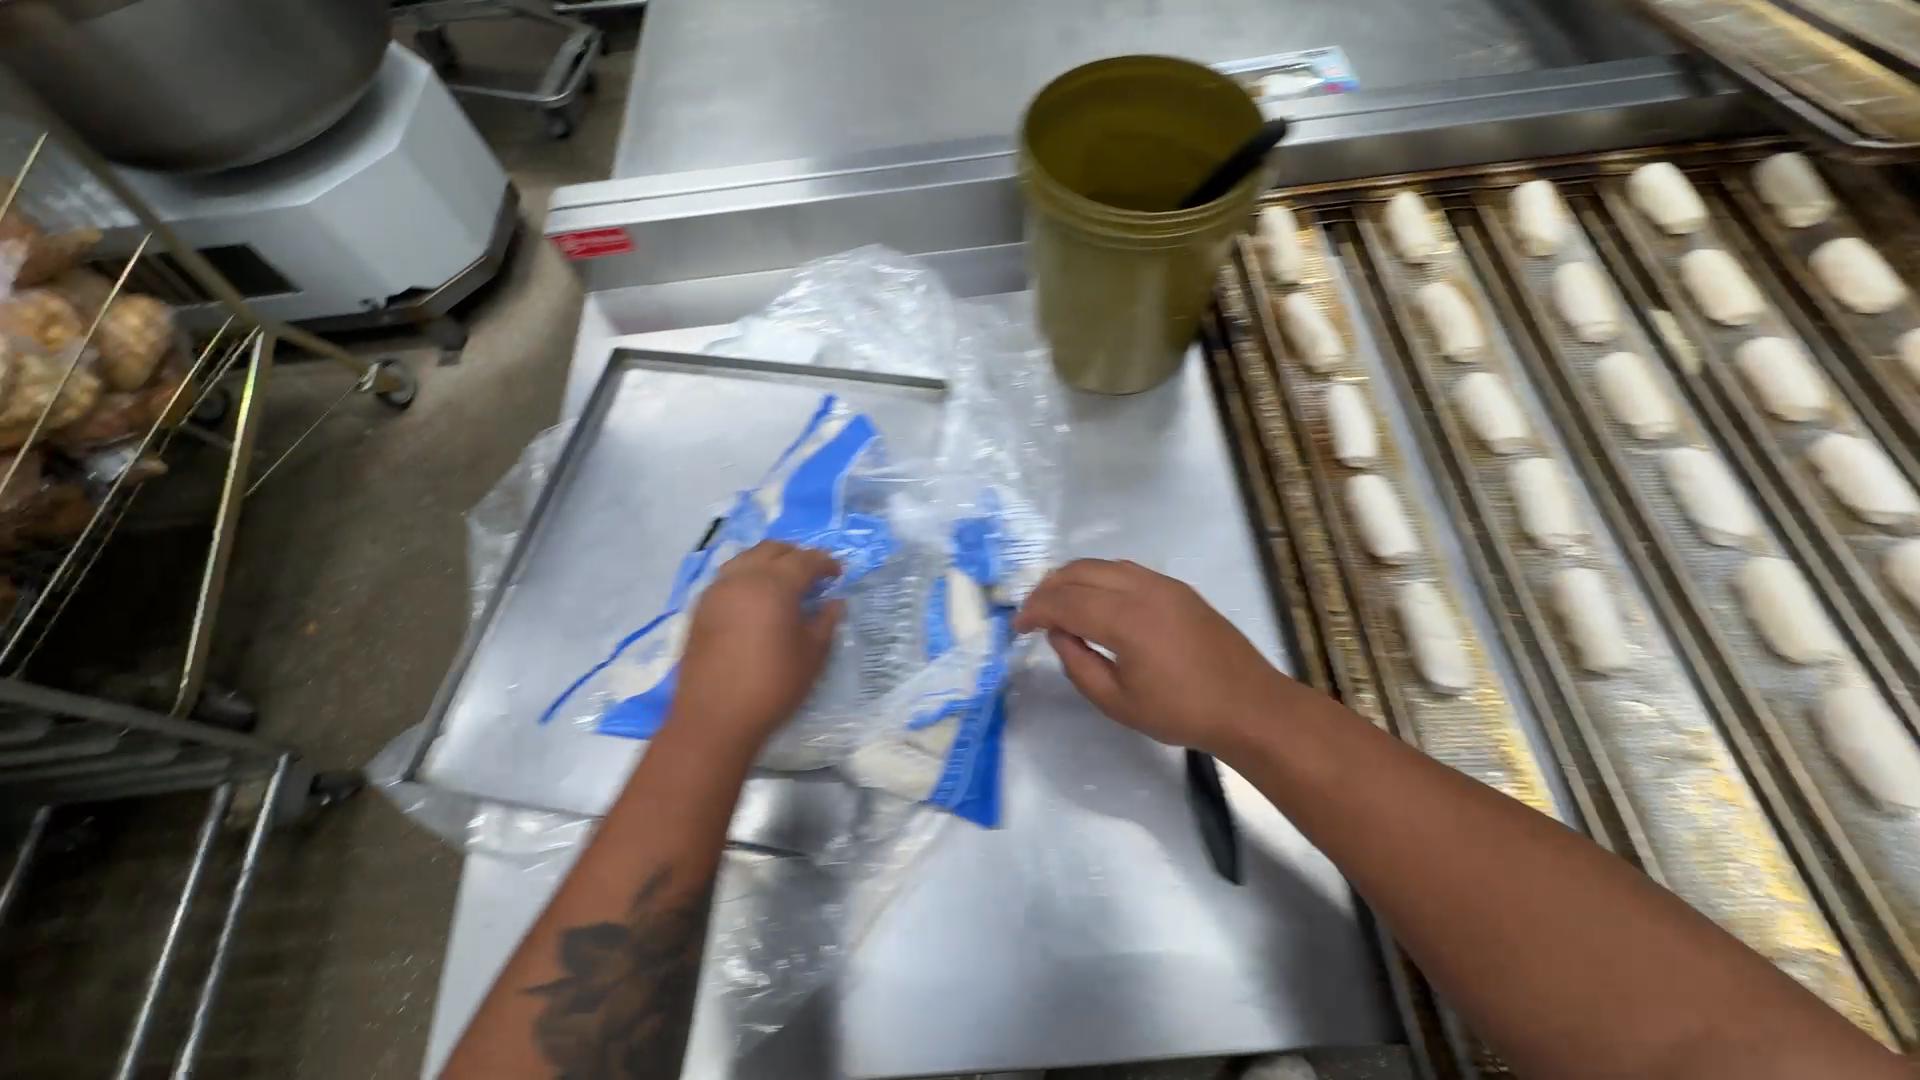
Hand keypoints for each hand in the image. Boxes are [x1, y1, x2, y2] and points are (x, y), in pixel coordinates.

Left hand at [667, 541, 843, 753]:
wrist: (715, 717)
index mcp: (774, 585)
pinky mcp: (700, 609)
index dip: (825, 563)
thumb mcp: (812, 655)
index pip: (805, 560)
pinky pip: (727, 577)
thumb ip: (825, 621)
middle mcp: (742, 578)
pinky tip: (755, 599)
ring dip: (768, 562)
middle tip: (812, 573)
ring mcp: (716, 591)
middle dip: (796, 555)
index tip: (838, 574)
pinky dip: (746, 576)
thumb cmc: (772, 686)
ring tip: (782, 581)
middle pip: (771, 550)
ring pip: (745, 559)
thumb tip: (834, 602)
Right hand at [1014, 559, 1301, 757]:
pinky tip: (1095, 599)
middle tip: (1031, 612)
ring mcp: (1164, 584)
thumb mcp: (1117, 702)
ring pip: (1103, 565)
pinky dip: (1100, 577)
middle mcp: (1142, 589)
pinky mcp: (1179, 589)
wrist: (1248, 706)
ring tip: (1057, 603)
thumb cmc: (1181, 712)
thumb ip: (1078, 665)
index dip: (1034, 611)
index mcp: (1125, 619)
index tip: (1016, 627)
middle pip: (1080, 572)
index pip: (1064, 602)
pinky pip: (1127, 570)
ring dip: (1073, 578)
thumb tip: (1059, 635)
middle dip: (1048, 588)